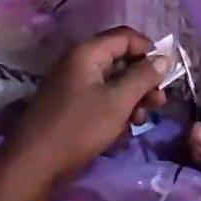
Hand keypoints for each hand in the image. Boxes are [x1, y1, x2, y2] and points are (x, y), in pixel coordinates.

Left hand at [0, 27, 165, 189]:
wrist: (34, 164)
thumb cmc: (79, 128)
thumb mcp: (118, 101)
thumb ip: (143, 77)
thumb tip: (164, 57)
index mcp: (87, 52)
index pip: (126, 36)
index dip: (149, 50)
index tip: (166, 73)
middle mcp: (78, 62)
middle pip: (121, 59)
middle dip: (143, 79)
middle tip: (159, 102)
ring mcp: (72, 83)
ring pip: (113, 81)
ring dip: (132, 98)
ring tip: (140, 120)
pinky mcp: (70, 104)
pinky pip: (100, 97)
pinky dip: (116, 109)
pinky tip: (123, 129)